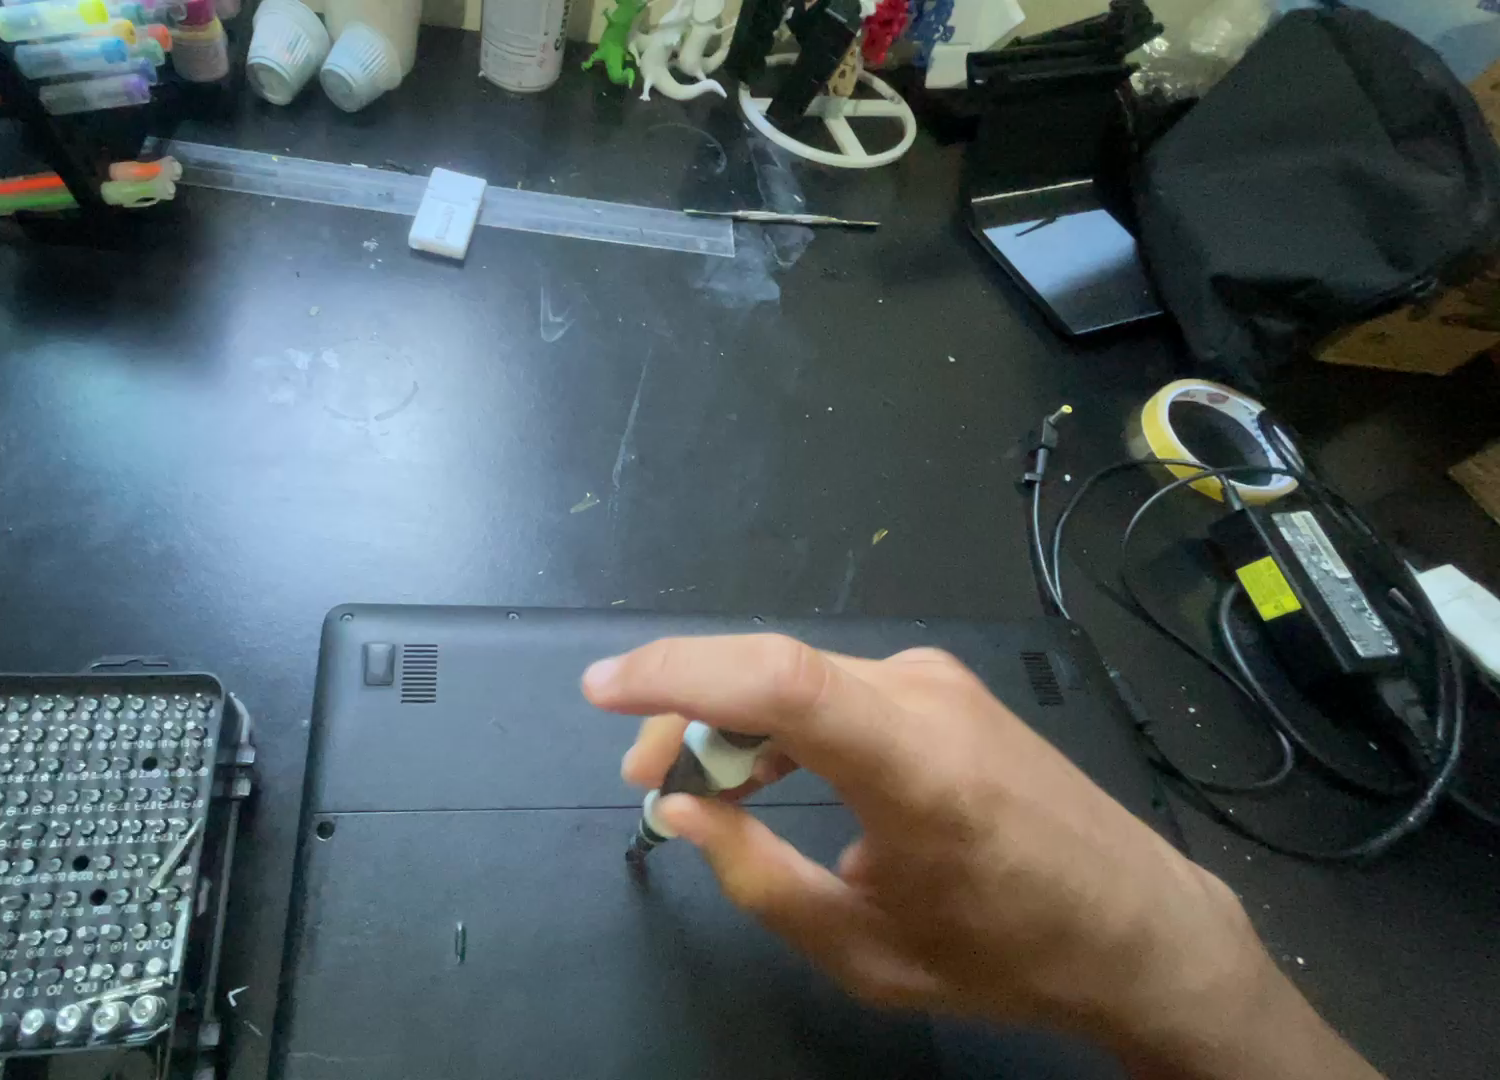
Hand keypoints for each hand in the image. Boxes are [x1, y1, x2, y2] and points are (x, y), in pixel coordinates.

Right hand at [585, 635, 1380, 1079]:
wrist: (1145, 929)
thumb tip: (677, 804)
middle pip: (766, 672)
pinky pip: (825, 686)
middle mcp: (920, 696)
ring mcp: (929, 678)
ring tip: (692, 779)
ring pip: (790, 675)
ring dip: (726, 717)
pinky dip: (772, 718)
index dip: (681, 673)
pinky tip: (759, 767)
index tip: (603, 690)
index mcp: (916, 770)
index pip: (779, 682)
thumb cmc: (1008, 954)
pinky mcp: (931, 682)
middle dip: (683, 709)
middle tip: (642, 773)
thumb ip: (755, 875)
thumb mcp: (863, 948)